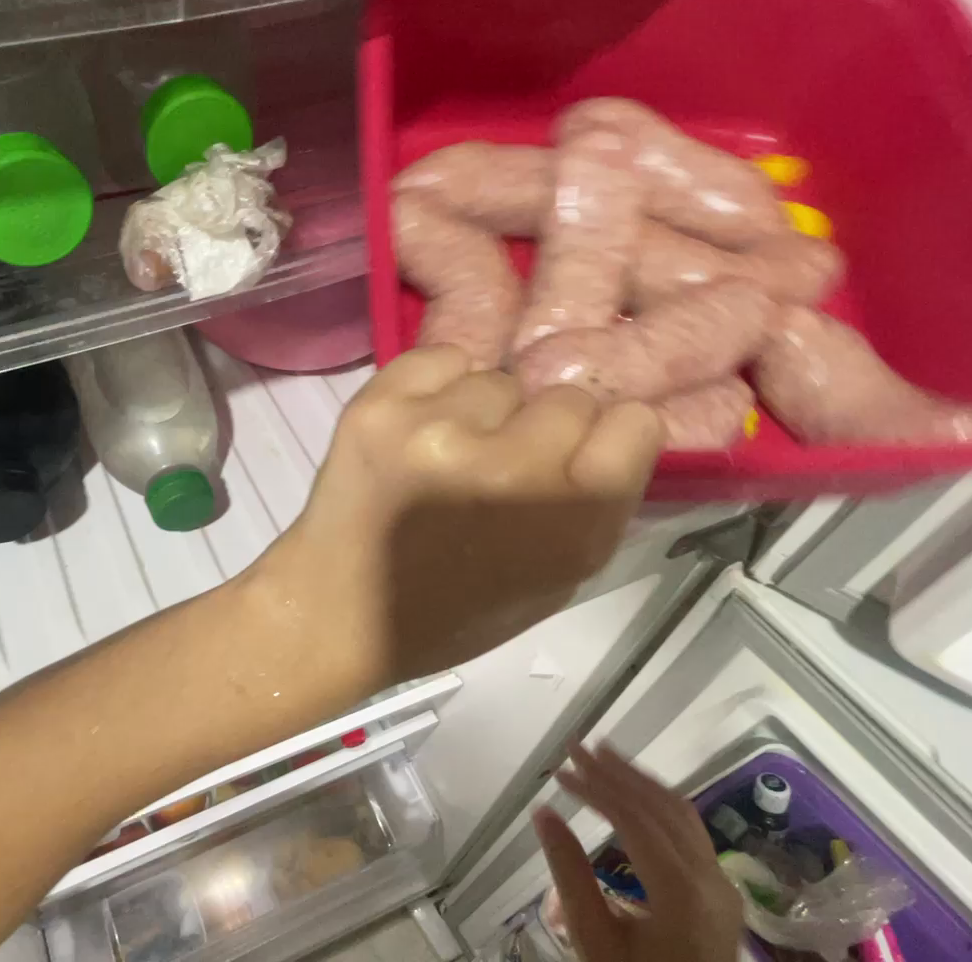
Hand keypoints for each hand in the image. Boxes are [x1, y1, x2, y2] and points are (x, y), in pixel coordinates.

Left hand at [253, 345, 661, 692]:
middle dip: (541, 427)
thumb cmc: (454, 610)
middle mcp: (510, 467)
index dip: (604, 440)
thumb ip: (598, 503)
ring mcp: (437, 430)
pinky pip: (439, 359)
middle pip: (566, 397)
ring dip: (481, 410)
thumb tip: (609, 427)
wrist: (340, 611)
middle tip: (498, 465)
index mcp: (570, 520)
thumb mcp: (558, 579)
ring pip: (497, 379)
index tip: (574, 458)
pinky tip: (414, 431)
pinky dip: (433, 387)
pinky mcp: (378, 407)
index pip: (632, 423)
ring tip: (446, 456)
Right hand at [534, 744, 744, 961]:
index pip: (633, 820)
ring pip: (682, 814)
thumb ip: (569, 873)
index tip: (559, 770)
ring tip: (603, 756)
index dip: (594, 788)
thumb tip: (543, 812)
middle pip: (661, 808)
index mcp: (682, 893)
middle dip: (616, 773)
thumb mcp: (594, 939)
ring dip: (639, 781)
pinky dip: (659, 802)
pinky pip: (692, 831)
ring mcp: (723, 886)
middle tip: (577, 747)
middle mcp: (712, 880)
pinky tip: (635, 792)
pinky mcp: (721, 892)